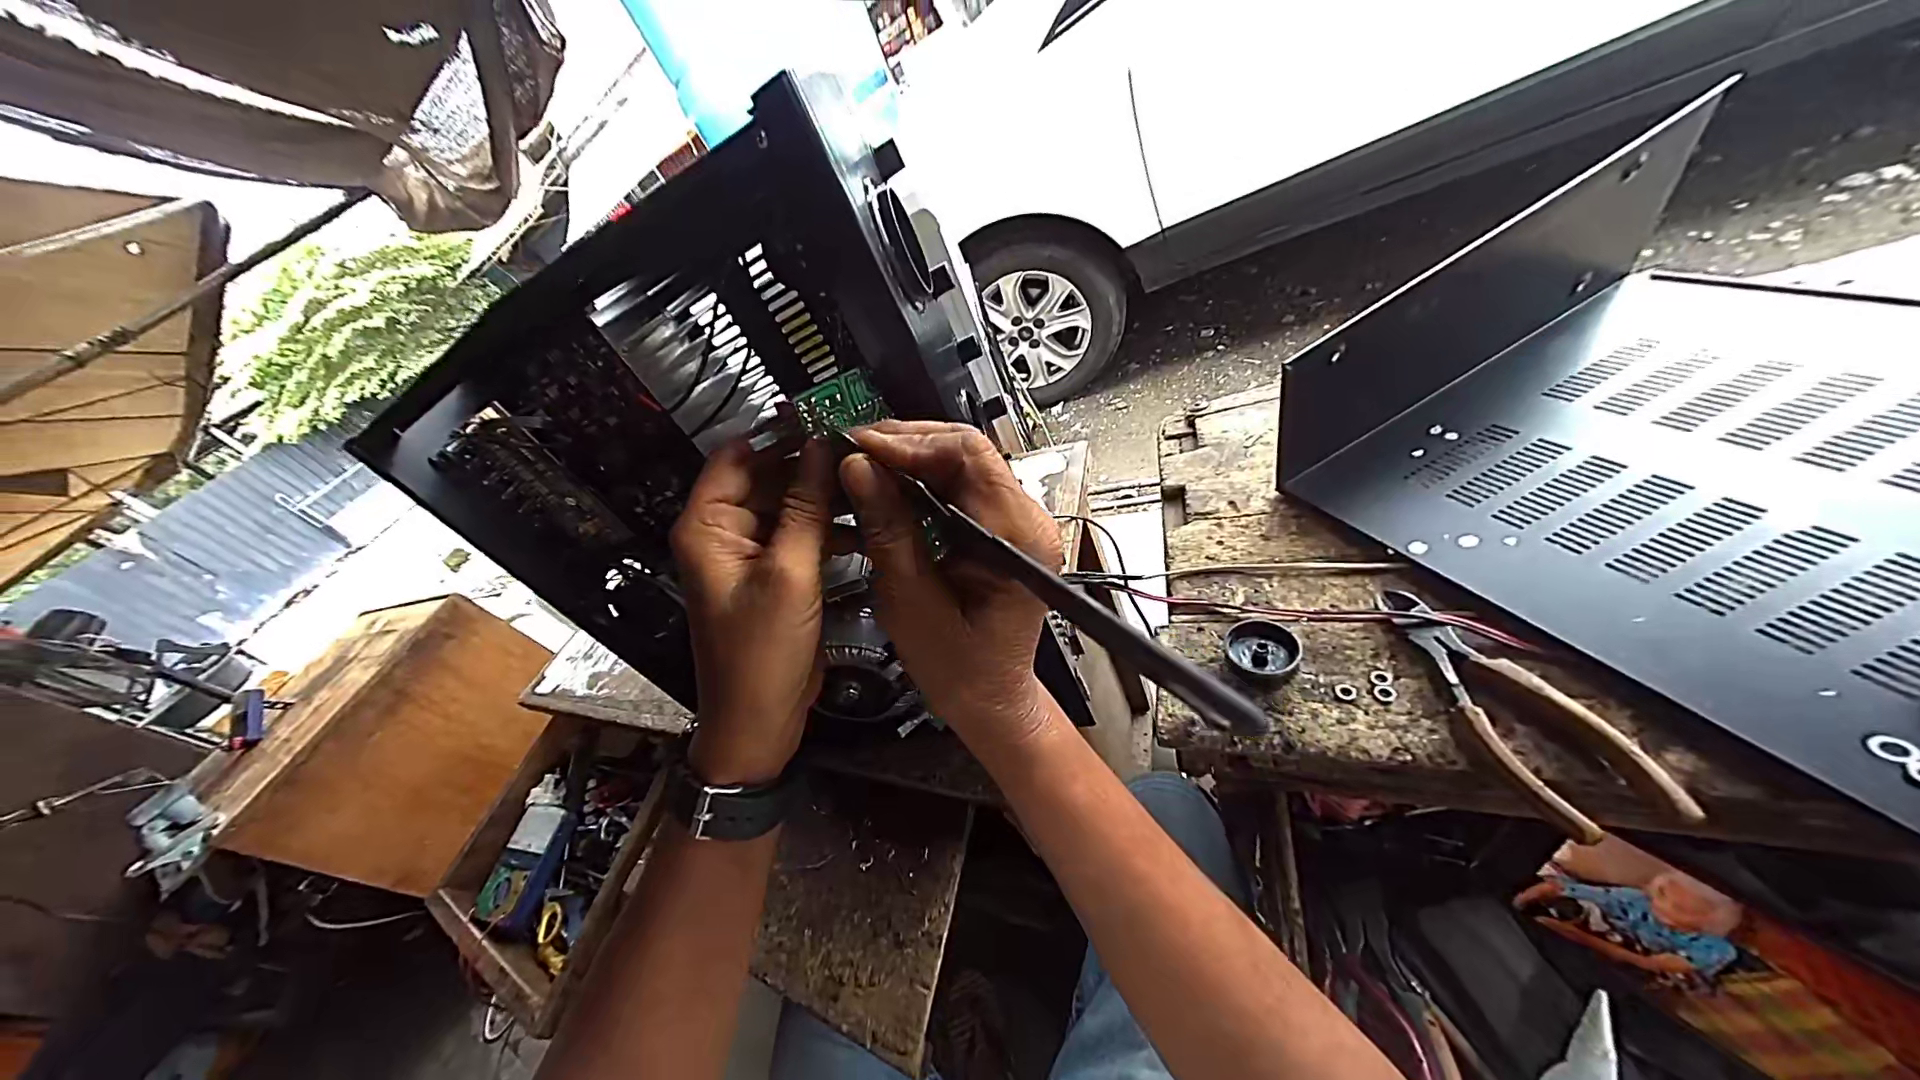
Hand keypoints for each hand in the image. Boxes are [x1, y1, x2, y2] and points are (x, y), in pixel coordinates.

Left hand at [670, 439, 835, 783]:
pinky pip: (800, 536)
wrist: (759, 722)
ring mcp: (752, 556)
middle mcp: (725, 534)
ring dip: (825, 498)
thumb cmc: (763, 653)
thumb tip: (821, 449)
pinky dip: (827, 529)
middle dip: (811, 466)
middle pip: (767, 478)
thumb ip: (806, 508)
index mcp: (709, 526)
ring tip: (870, 486)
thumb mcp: (790, 574)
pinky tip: (863, 526)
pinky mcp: (776, 575)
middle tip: (862, 452)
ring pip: (789, 507)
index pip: (738, 456)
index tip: (827, 419)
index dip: (779, 434)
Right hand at [839, 421, 1061, 746]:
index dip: (910, 443)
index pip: (970, 456)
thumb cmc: (962, 669)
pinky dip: (919, 481)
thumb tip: (860, 469)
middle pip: (967, 451)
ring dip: (909, 459)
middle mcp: (1028, 522)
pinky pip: (959, 487)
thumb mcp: (912, 602)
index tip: (862, 445)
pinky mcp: (999, 529)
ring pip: (960, 463)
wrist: (990, 697)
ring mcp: (1016, 523)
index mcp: (1019, 539)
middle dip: (906, 444)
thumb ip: (889, 530)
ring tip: (862, 464)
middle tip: (854, 450)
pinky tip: (886, 485)